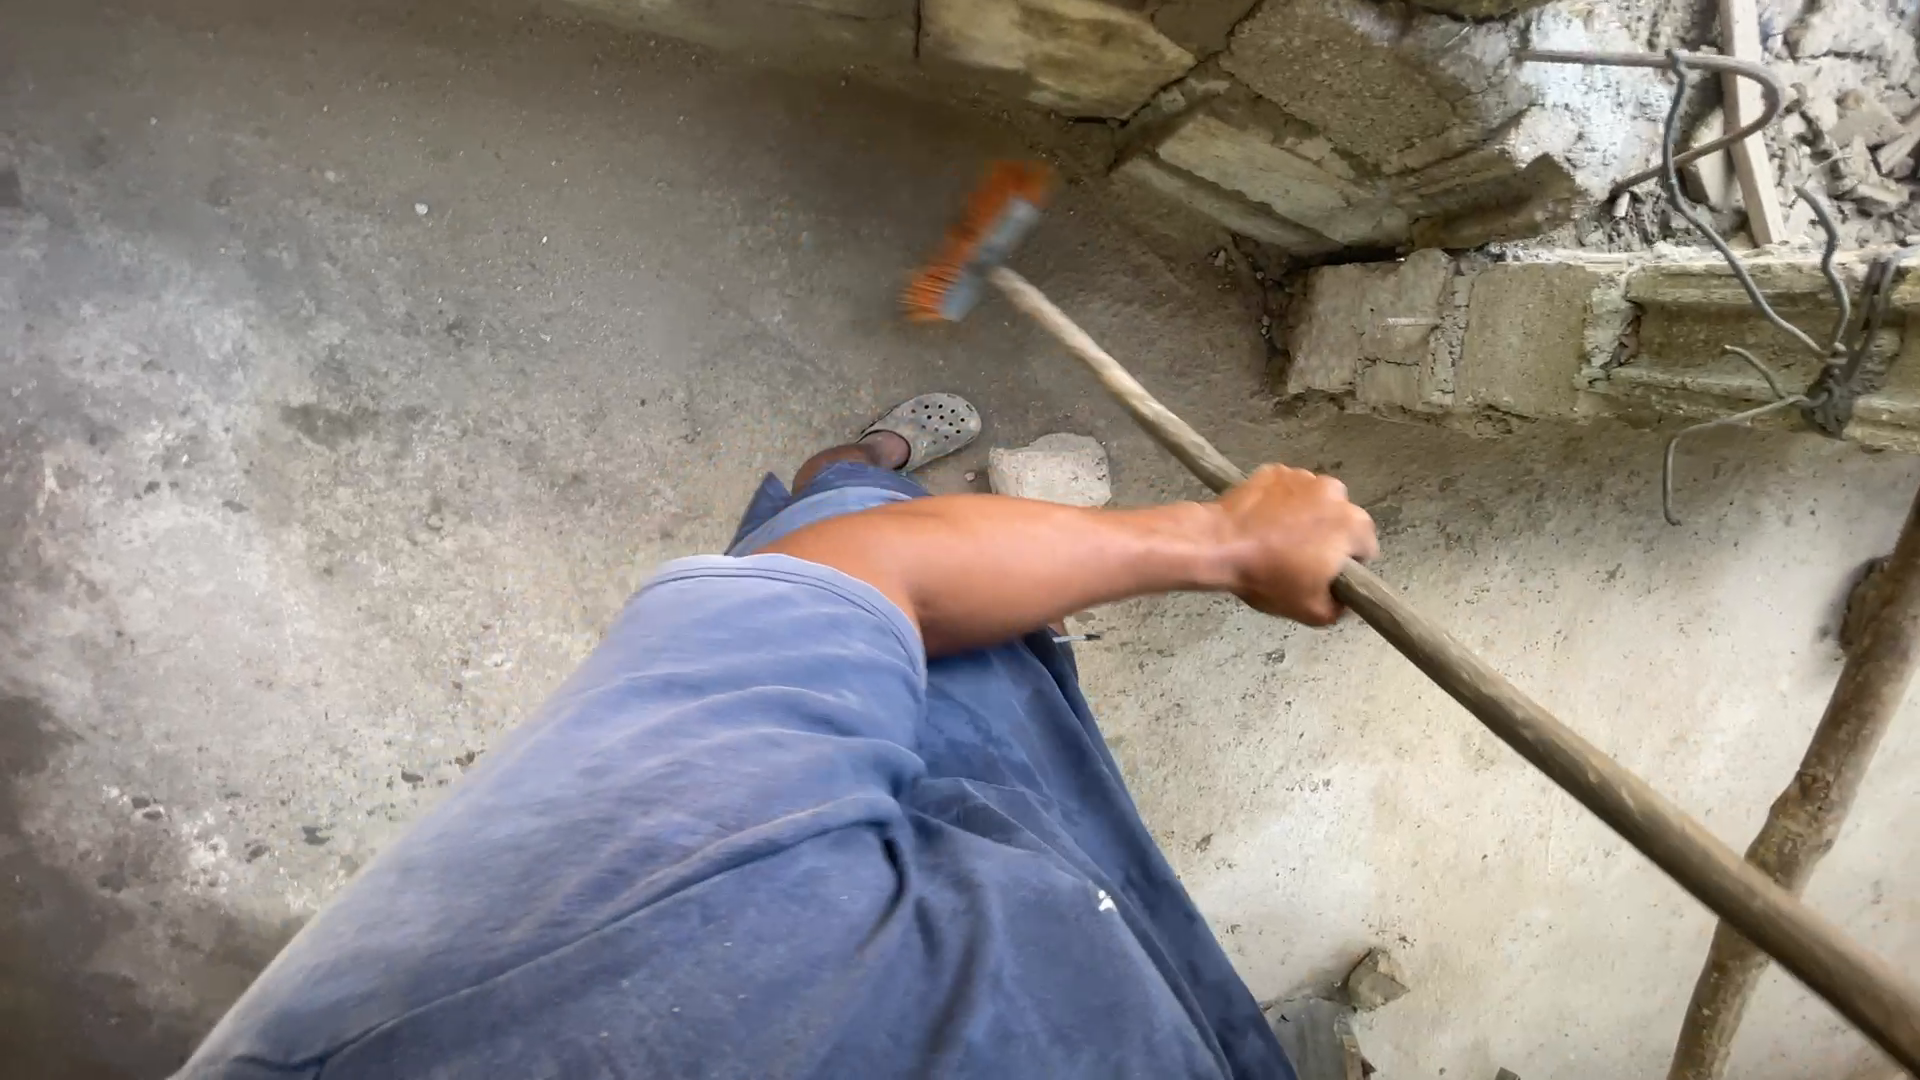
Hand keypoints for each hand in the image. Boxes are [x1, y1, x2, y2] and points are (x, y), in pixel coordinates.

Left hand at [1212, 464, 1377, 625]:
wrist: (1216, 545)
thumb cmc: (1268, 576)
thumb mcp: (1313, 612)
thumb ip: (1340, 607)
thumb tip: (1341, 599)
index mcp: (1354, 524)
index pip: (1364, 549)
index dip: (1344, 566)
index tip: (1320, 575)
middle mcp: (1335, 492)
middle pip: (1339, 520)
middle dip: (1324, 537)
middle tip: (1294, 558)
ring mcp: (1302, 476)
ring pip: (1312, 501)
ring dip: (1301, 516)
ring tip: (1273, 538)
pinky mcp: (1273, 471)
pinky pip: (1283, 489)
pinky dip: (1276, 502)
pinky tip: (1259, 520)